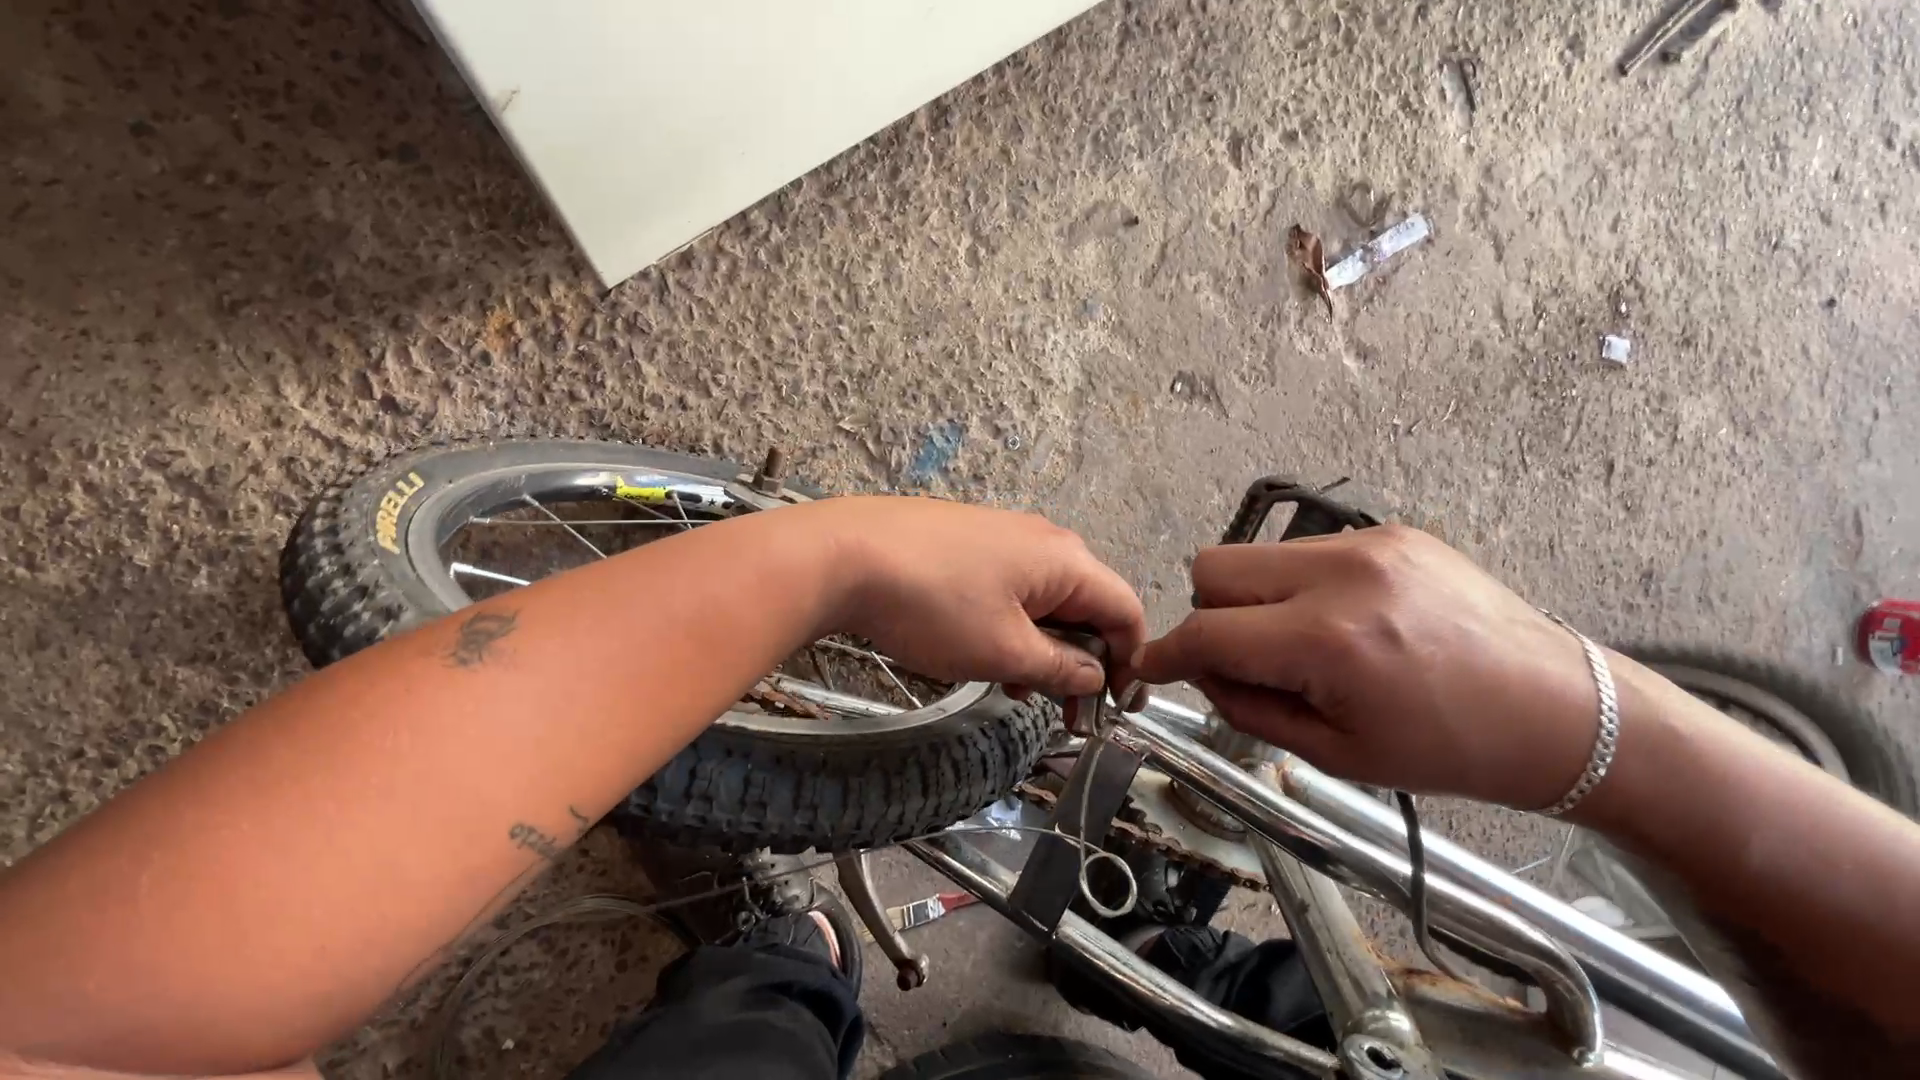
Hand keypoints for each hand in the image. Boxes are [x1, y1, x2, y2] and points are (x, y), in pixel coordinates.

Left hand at [803, 497, 1146, 697]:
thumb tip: (1094, 675)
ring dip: (1041, 649)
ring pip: (1043, 600)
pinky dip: (1010, 627)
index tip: (1112, 708)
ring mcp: (1000, 535)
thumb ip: (1060, 667)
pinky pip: (1008, 588)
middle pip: (1085, 605)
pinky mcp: (965, 540)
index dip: (1130, 663)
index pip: (1125, 610)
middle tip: (1062, 713)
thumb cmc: (934, 606)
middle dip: (1080, 662)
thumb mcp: (1005, 651)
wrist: (843, 555)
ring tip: (1015, 690)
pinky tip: (981, 655)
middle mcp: (1042, 539)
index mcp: (1067, 560)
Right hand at [1130, 525, 1602, 808]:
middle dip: (1208, 617)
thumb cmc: (1451, 750)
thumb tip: (1202, 672)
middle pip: (1212, 569)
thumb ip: (1248, 708)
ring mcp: (1369, 543)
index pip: (1207, 633)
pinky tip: (1346, 621)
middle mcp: (1341, 575)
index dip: (1167, 655)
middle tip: (1246, 658)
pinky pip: (1306, 550)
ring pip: (1253, 552)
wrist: (1563, 714)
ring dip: (1252, 597)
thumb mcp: (1335, 753)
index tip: (1151, 668)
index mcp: (1327, 641)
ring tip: (1300, 640)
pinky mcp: (1392, 531)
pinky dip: (1299, 585)